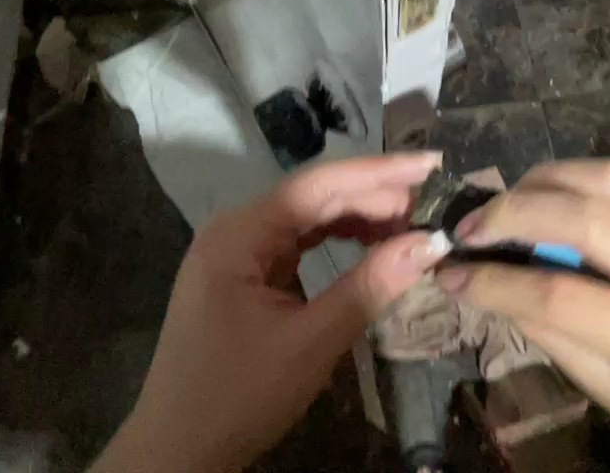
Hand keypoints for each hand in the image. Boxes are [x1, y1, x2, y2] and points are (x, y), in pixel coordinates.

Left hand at [97, 153, 451, 472]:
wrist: (175, 459)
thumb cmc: (236, 399)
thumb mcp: (310, 343)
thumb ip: (370, 286)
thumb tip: (432, 242)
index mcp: (240, 233)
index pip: (320, 183)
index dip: (380, 172)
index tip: (431, 164)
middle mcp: (238, 227)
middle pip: (317, 195)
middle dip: (377, 195)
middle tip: (434, 201)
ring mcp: (241, 249)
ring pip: (312, 214)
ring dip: (362, 215)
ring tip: (414, 220)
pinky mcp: (249, 272)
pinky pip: (302, 239)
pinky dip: (341, 238)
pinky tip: (376, 241)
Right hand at [439, 160, 609, 470]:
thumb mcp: (598, 385)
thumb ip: (540, 324)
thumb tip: (472, 274)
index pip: (566, 298)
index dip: (498, 281)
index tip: (451, 270)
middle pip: (591, 220)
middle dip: (516, 213)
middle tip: (471, 224)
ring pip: (606, 180)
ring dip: (542, 182)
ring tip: (504, 203)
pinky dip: (574, 182)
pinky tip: (550, 201)